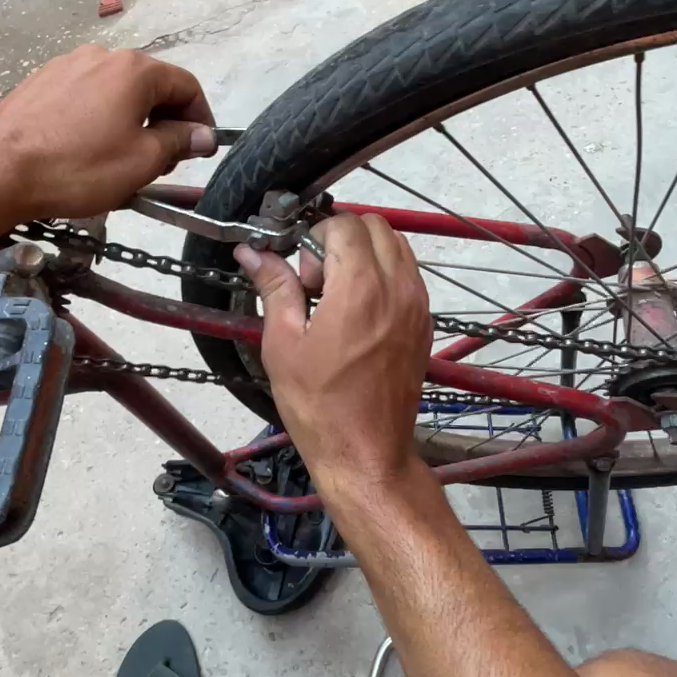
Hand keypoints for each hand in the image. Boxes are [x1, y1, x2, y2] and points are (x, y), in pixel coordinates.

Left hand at [0, 45, 215, 218]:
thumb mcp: (143, 161)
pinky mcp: (41, 80)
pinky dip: (101, 115)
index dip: (200, 118)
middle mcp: (103, 56)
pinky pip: (86, 94)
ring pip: (118, 90)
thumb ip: (180, 141)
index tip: (198, 149)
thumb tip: (204, 135)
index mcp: (135, 70)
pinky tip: (89, 146)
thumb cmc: (80, 167)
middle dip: (166, 120)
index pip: (187, 86)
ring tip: (125, 156)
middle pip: (152, 85)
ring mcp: (67, 64)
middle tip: (163, 160)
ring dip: (133, 118)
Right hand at [235, 215, 431, 495]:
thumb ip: (274, 288)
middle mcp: (397, 287)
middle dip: (341, 237)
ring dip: (365, 252)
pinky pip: (408, 273)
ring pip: (396, 245)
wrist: (366, 452)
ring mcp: (418, 303)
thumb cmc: (319, 405)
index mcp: (361, 288)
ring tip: (338, 292)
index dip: (315, 237)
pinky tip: (359, 309)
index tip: (301, 274)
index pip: (344, 224)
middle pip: (374, 226)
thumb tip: (252, 251)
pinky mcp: (425, 321)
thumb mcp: (283, 345)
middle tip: (317, 279)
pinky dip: (384, 272)